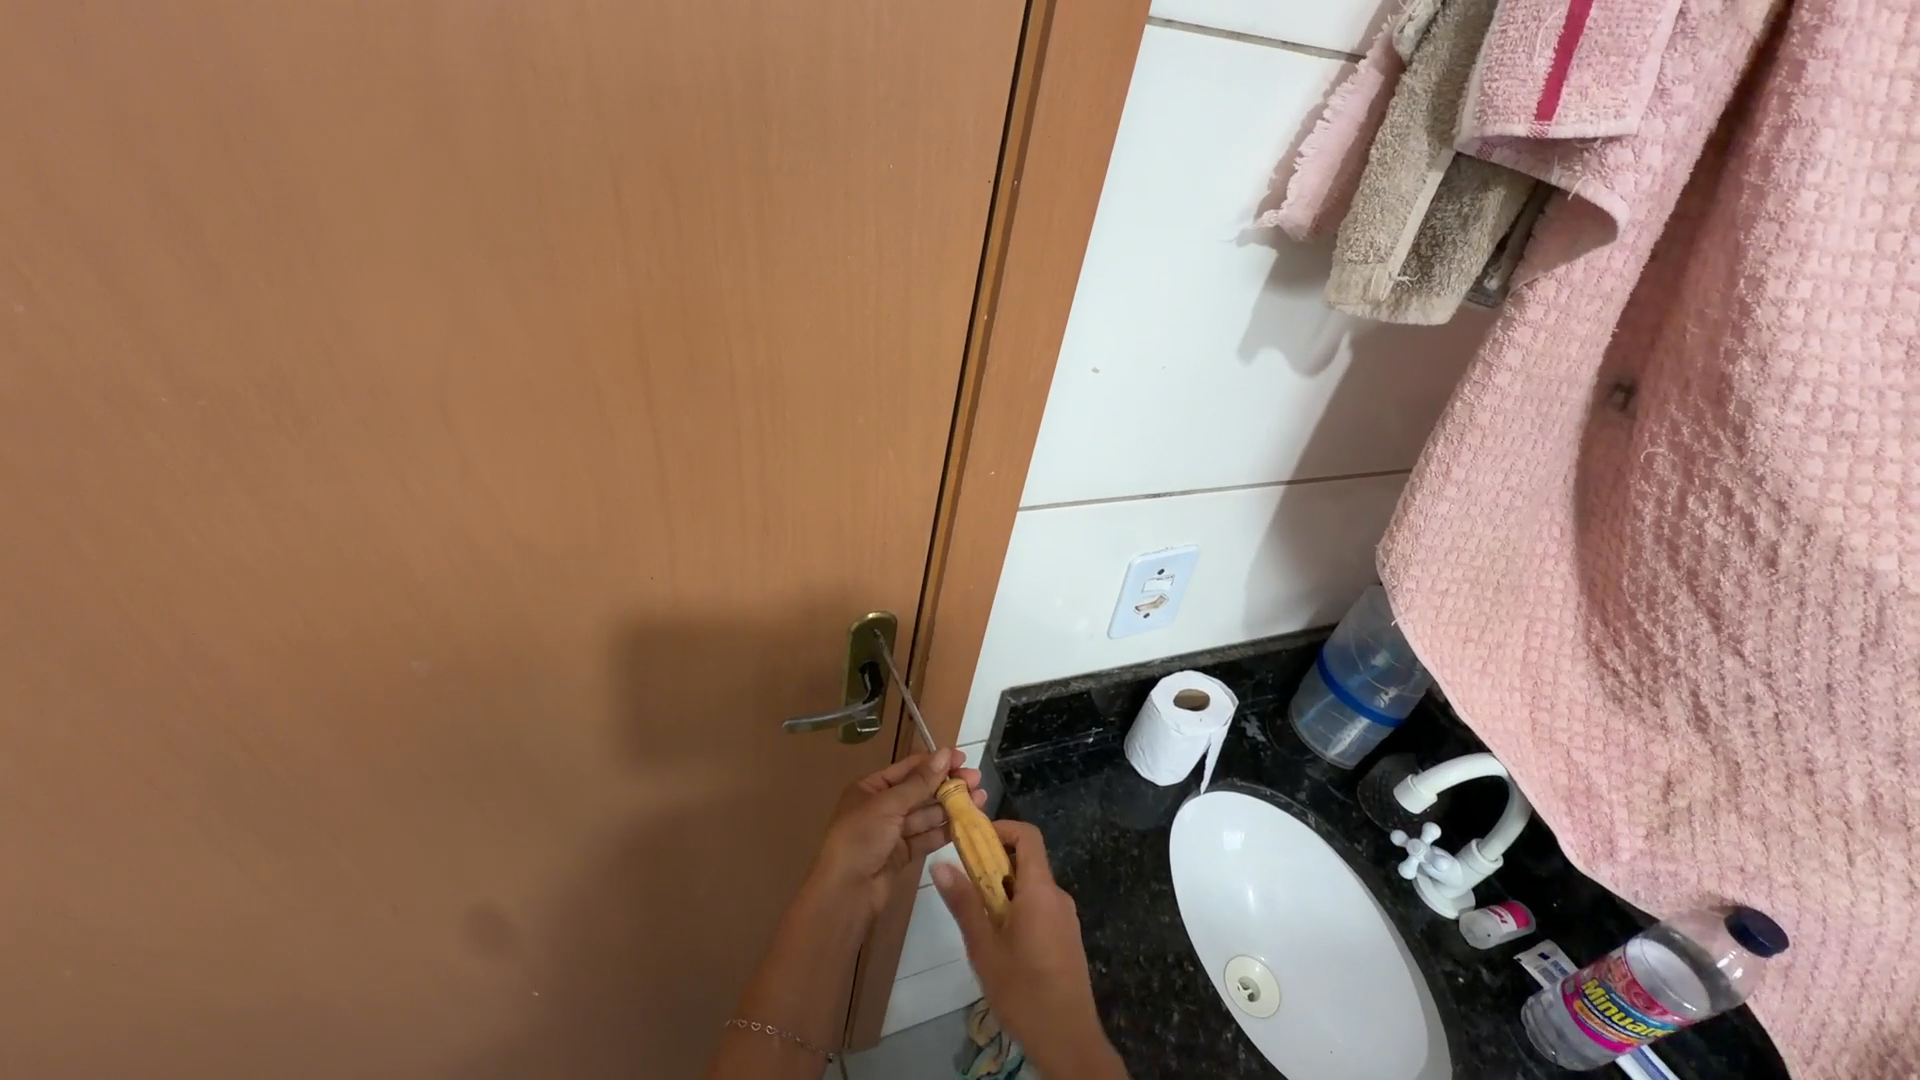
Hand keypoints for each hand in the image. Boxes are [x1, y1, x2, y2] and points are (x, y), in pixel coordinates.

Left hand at [805, 749, 984, 919]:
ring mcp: (892, 832)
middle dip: (947, 785)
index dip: (934, 762)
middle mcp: (881, 807)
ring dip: (951, 806)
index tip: (962, 758)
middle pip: (919, 791)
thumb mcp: (888, 805)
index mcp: (870, 788)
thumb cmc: (861, 838)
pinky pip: (926, 837)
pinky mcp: (903, 854)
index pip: (907, 768)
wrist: (846, 892)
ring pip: (926, 814)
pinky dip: (945, 830)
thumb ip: (920, 782)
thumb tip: (944, 754)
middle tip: (977, 780)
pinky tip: (967, 822)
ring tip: (980, 799)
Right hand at [932, 821, 1125, 1078]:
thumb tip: (941, 863)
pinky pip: (1040, 909)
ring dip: (1003, 892)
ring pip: (1031, 889)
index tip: (972, 842)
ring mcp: (1066, 919)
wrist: (1069, 1041)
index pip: (1028, 836)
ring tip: (977, 922)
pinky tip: (1000, 944)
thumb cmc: (1023, 992)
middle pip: (1027, 862)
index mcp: (1040, 891)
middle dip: (993, 867)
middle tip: (964, 887)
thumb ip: (964, 904)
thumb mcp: (984, 948)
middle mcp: (1058, 897)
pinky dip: (1018, 911)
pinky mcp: (1067, 939)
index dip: (1001, 829)